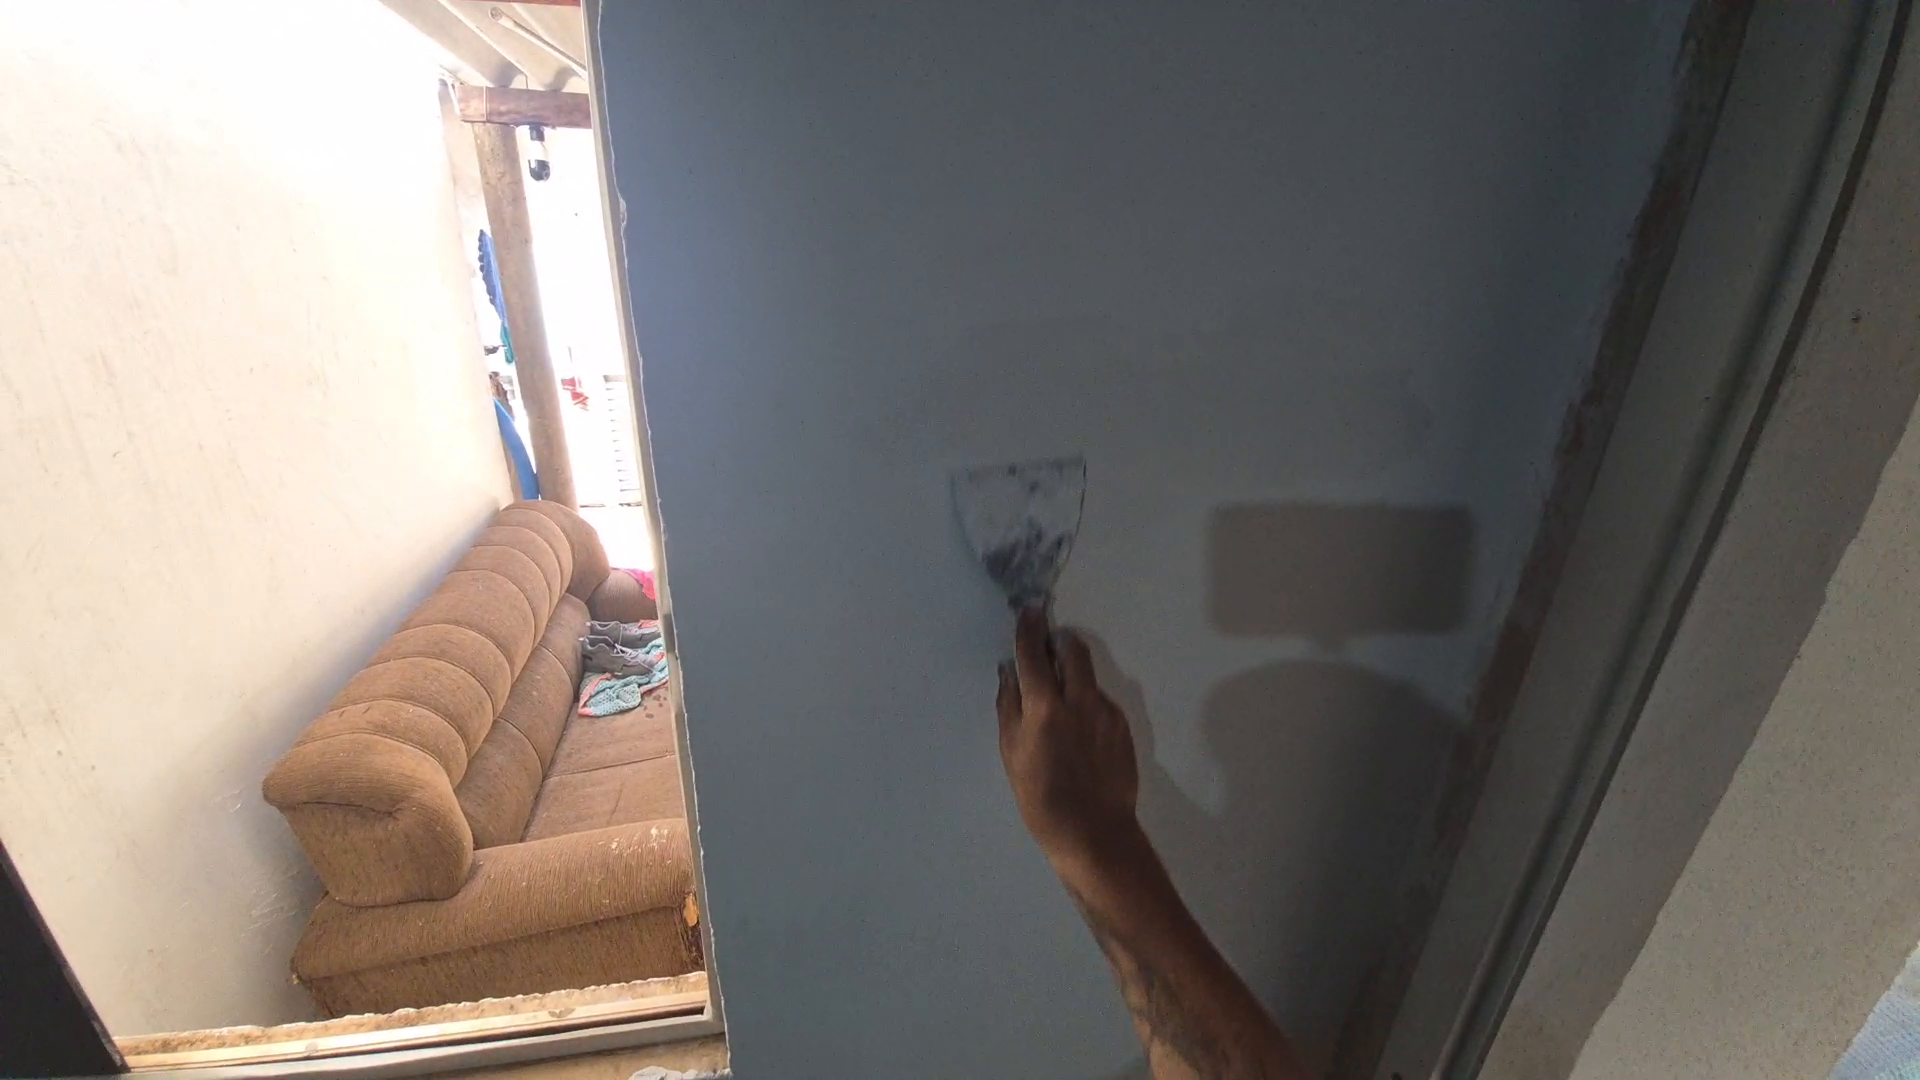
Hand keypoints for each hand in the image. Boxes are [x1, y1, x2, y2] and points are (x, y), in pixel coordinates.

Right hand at [996, 606, 1141, 869]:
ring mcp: (1106, 711)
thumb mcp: (1011, 753)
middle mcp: (1079, 699)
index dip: (1029, 628)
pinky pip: (1099, 699)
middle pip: (1072, 650)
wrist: (1095, 833)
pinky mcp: (1122, 724)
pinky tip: (1079, 729)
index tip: (1029, 610)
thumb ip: (1009, 706)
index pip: (1034, 654)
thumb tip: (1009, 671)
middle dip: (1059, 641)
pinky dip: (1086, 700)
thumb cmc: (1041, 798)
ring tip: (1060, 694)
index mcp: (1045, 707)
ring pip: (1088, 674)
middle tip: (1047, 647)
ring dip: (1073, 671)